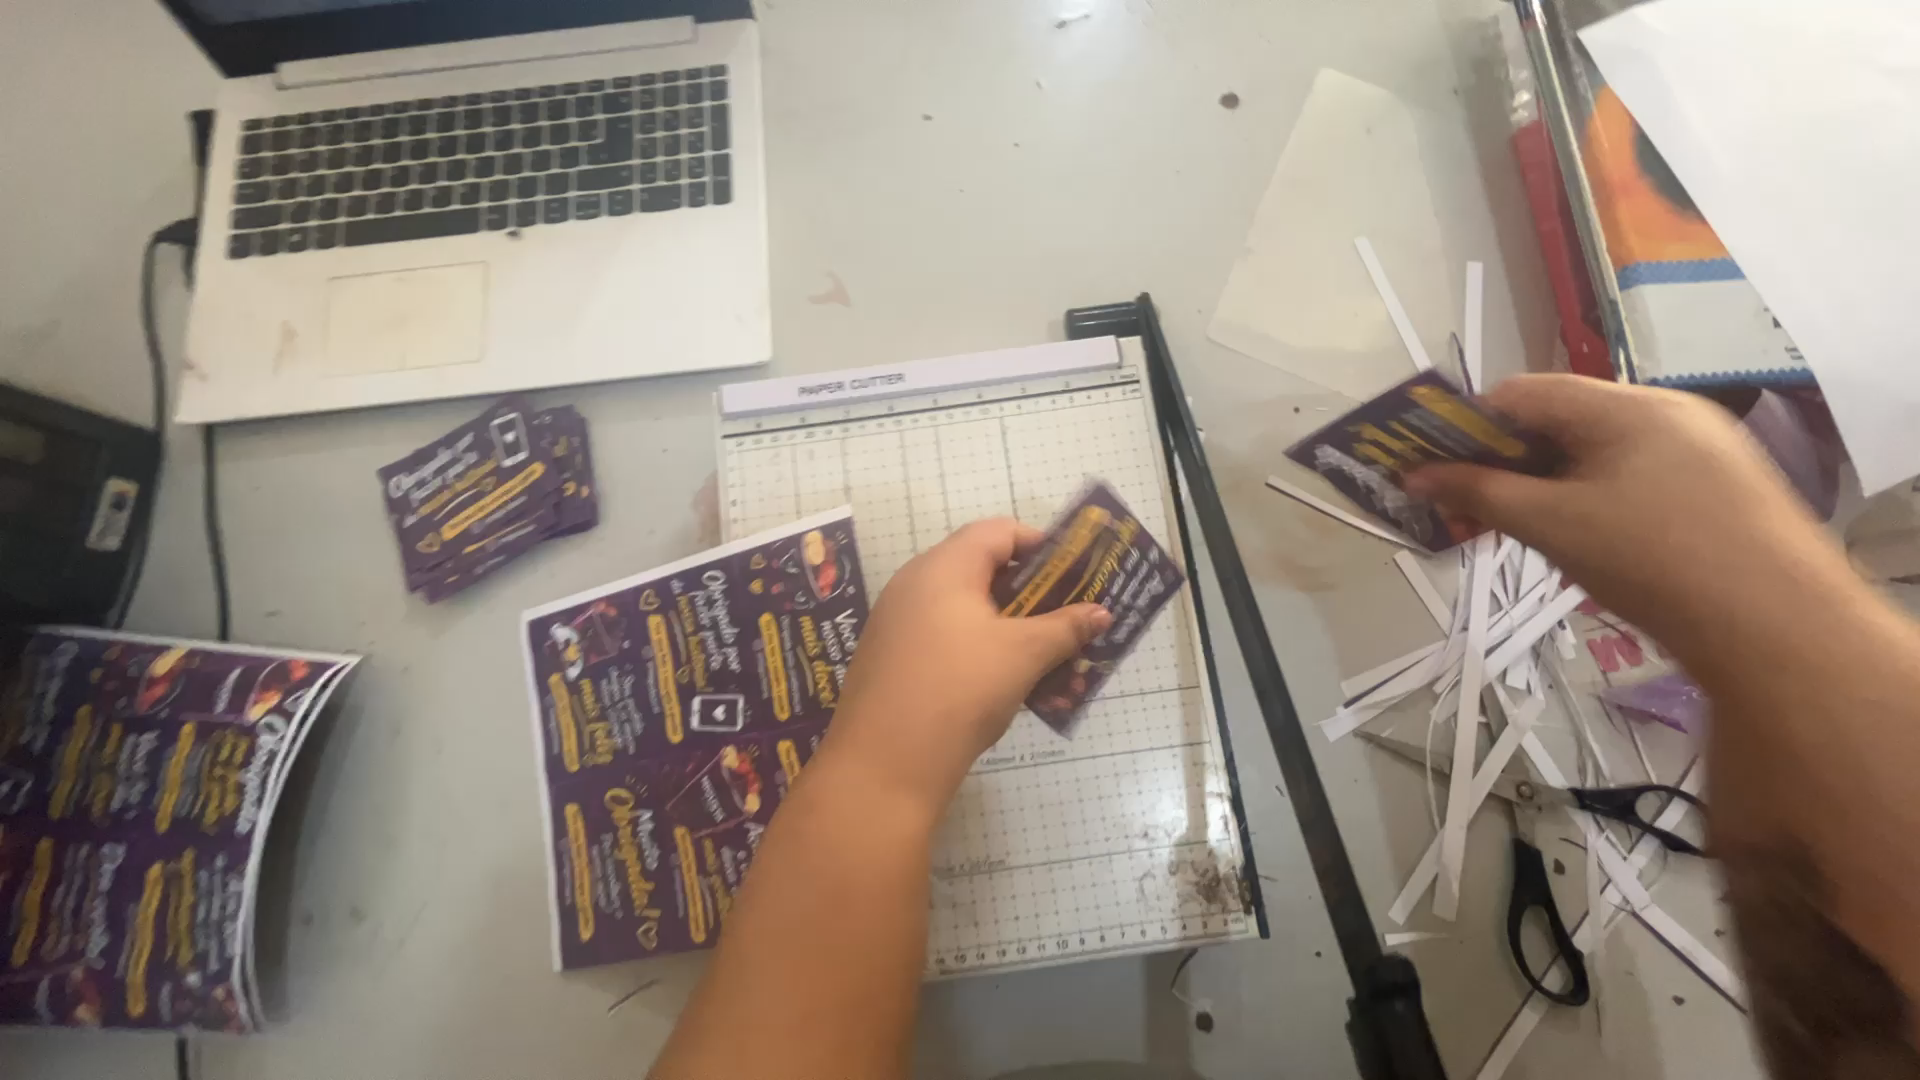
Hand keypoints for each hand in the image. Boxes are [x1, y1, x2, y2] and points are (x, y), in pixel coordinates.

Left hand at [823, 518, 1110, 808]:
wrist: (883, 764)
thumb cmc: (960, 689)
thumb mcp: (1023, 655)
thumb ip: (1065, 628)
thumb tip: (1101, 612)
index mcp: (943, 567)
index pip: (998, 531)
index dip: (1040, 545)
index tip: (1074, 574)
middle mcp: (914, 583)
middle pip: (981, 569)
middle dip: (1030, 593)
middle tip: (1065, 617)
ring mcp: (897, 622)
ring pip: (965, 609)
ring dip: (1008, 627)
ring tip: (1044, 655)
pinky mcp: (892, 658)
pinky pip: (944, 637)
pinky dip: (979, 648)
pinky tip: (1004, 683)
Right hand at [1405, 374, 1843, 648]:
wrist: (1778, 630)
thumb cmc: (1651, 560)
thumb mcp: (1548, 523)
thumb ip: (1475, 492)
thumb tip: (1412, 476)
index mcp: (1625, 407)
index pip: (1519, 393)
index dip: (1465, 425)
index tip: (1431, 466)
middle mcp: (1661, 413)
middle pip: (1551, 420)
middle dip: (1496, 460)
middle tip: (1461, 505)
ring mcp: (1690, 448)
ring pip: (1582, 451)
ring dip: (1531, 482)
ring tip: (1506, 525)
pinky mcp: (1703, 484)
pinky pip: (1616, 474)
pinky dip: (1573, 496)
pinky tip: (1562, 534)